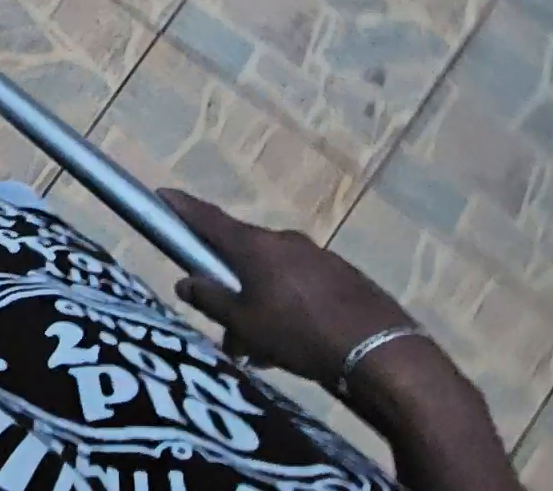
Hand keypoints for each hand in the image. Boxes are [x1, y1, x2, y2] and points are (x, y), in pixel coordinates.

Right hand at [160, 188, 415, 384]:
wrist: (389, 358)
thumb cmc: (301, 334)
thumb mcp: (244, 323)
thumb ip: (210, 299)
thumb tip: (184, 281)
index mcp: (254, 245)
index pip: (208, 217)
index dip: (183, 207)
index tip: (163, 194)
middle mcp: (285, 241)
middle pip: (243, 251)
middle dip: (229, 278)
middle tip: (222, 311)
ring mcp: (321, 258)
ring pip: (275, 272)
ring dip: (262, 297)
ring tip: (261, 341)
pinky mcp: (349, 280)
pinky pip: (305, 285)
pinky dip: (291, 305)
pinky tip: (295, 339)